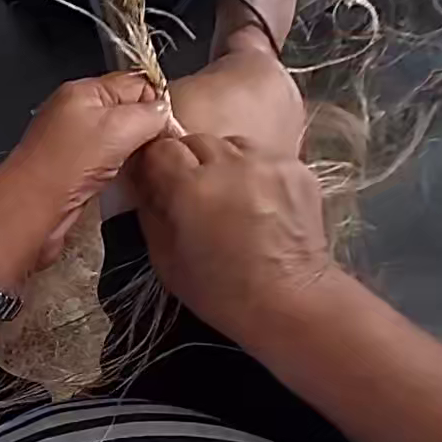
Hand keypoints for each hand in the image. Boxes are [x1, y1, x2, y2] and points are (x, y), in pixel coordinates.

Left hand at [0, 73, 176, 286]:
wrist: (29, 212)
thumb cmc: (69, 165)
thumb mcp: (119, 127)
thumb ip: (149, 114)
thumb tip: (165, 114)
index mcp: (83, 91)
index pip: (135, 83)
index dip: (157, 104)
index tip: (172, 130)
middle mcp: (77, 113)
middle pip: (127, 112)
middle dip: (148, 129)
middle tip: (165, 151)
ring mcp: (73, 144)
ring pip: (119, 141)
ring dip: (136, 153)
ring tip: (150, 166)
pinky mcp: (73, 173)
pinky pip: (107, 164)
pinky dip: (121, 171)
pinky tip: (130, 180)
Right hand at [132, 134, 341, 342]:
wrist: (290, 301)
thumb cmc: (220, 292)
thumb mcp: (166, 260)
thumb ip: (150, 213)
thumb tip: (144, 184)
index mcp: (191, 188)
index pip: (160, 148)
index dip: (153, 164)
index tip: (153, 181)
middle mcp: (230, 165)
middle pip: (195, 140)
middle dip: (186, 162)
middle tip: (190, 193)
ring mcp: (268, 163)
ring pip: (230, 144)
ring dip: (221, 163)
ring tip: (225, 194)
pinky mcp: (297, 169)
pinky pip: (262, 157)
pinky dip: (252, 172)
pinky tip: (255, 201)